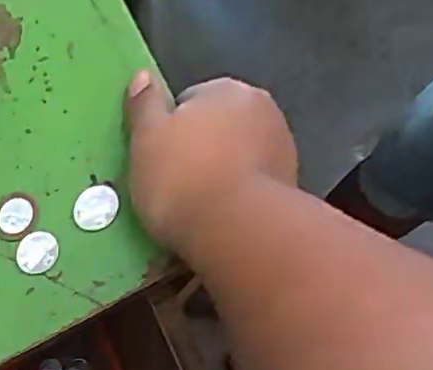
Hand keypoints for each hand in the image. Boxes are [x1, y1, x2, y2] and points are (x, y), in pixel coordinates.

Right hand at [123, 72, 297, 251]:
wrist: (233, 228)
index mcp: (223, 89)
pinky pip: (253, 186)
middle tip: (178, 188)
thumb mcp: (147, 142)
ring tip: (200, 210)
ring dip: (223, 174)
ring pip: (239, 157)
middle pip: (219, 128)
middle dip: (202, 151)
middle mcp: (259, 106)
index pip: (190, 102)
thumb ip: (144, 108)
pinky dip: (239, 198)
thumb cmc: (181, 180)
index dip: (170, 132)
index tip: (159, 162)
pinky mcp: (289, 183)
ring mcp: (280, 145)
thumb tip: (143, 76)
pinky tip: (222, 220)